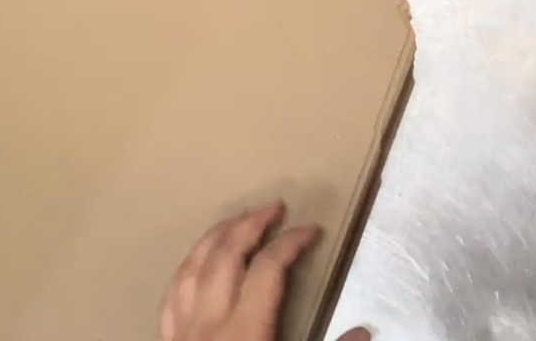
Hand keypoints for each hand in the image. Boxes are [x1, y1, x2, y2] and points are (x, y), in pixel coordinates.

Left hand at [159, 201, 370, 340]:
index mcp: (244, 334)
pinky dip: (187, 271)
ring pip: (191, 271)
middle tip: (275, 207)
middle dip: (250, 224)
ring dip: (215, 238)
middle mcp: (207, 329)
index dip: (292, 241)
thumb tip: (365, 332)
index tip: (313, 229)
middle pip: (225, 256)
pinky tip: (197, 268)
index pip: (268, 267)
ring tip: (236, 221)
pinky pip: (171, 299)